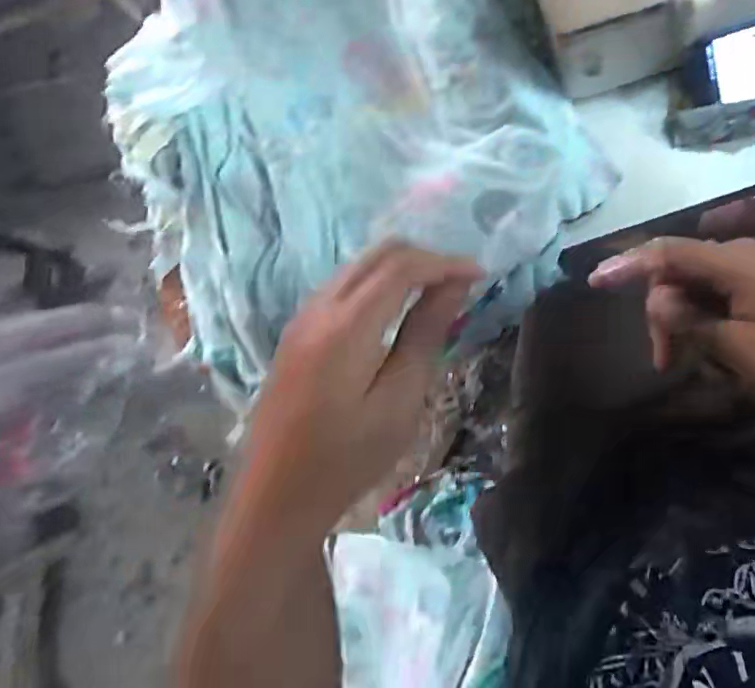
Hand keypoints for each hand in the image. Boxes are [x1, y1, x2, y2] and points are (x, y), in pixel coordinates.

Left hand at [241, 242, 483, 525]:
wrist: (273, 501)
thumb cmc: (347, 457)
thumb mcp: (400, 399)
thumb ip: (426, 333)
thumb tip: (455, 285)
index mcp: (346, 327)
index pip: (402, 266)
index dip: (446, 262)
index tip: (480, 275)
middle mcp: (320, 309)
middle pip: (380, 254)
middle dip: (426, 257)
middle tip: (461, 281)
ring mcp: (303, 318)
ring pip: (361, 265)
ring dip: (403, 268)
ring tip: (438, 293)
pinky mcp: (298, 332)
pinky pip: (346, 285)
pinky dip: (380, 282)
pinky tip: (400, 309)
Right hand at [588, 237, 754, 415]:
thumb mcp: (744, 350)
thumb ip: (693, 322)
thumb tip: (654, 302)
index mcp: (735, 262)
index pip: (667, 252)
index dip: (627, 264)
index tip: (593, 282)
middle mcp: (740, 255)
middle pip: (677, 269)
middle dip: (660, 310)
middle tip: (664, 361)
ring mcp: (752, 269)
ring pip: (694, 285)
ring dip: (679, 320)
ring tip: (681, 363)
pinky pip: (714, 294)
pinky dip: (700, 319)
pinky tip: (705, 349)